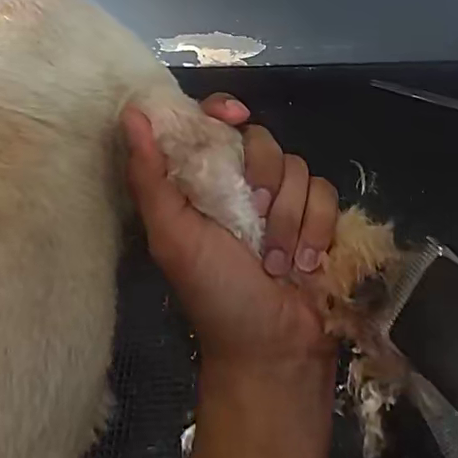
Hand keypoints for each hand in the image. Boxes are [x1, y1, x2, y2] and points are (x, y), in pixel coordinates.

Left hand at [121, 93, 339, 367]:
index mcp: (205, 182)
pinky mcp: (319, 216)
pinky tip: (307, 263)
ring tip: (279, 262)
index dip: (225, 109)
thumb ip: (150, 178)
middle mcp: (246, 183)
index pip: (215, 122)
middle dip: (265, 180)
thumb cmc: (215, 294)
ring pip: (300, 168)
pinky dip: (317, 228)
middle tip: (256, 220)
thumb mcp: (173, 238)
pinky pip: (326, 193)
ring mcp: (286, 199)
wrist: (273, 348)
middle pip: (265, 140)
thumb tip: (131, 114)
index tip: (236, 115)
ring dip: (290, 219)